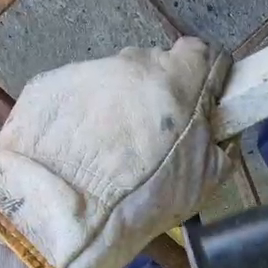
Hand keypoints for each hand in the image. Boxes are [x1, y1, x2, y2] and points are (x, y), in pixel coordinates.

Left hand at [0, 39, 231, 267]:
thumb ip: (219, 143)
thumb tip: (218, 130)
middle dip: (158, 95)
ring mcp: (86, 71)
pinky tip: (78, 152)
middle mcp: (131, 63)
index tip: (200, 105)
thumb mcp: (203, 181)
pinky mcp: (48, 85)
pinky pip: (76, 95)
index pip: (201, 53)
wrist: (63, 215)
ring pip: (113, 81)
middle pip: (154, 66)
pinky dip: (82, 116)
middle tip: (152, 139)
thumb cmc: (142, 199)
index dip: (204, 79)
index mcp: (176, 80)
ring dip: (118, 106)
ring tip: (108, 152)